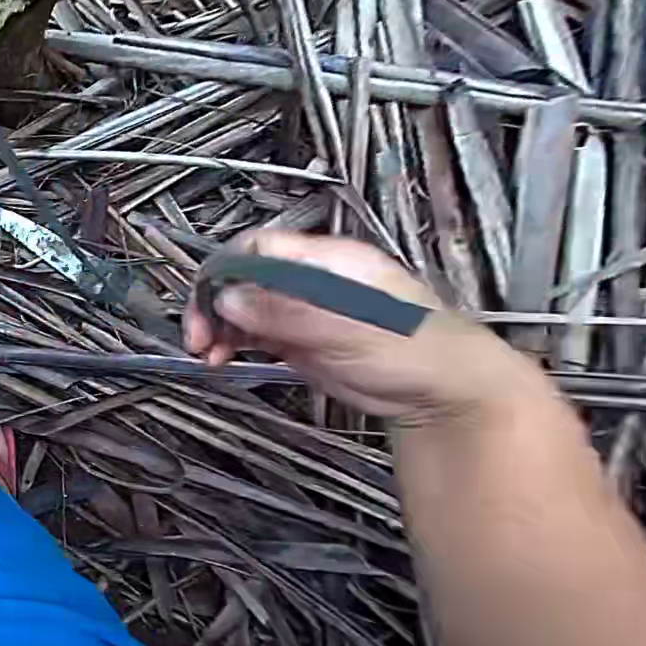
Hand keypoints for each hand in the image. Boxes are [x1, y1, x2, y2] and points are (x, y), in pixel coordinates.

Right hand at [184, 231, 544, 426]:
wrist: (447, 396)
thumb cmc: (416, 350)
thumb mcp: (348, 328)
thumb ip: (286, 313)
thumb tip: (230, 298)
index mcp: (326, 260)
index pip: (259, 249)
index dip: (225, 270)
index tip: (208, 301)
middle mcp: (309, 279)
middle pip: (243, 278)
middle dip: (214, 303)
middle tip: (198, 334)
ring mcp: (303, 309)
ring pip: (243, 307)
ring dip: (219, 327)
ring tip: (208, 353)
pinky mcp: (299, 337)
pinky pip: (253, 333)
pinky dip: (232, 343)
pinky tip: (222, 358)